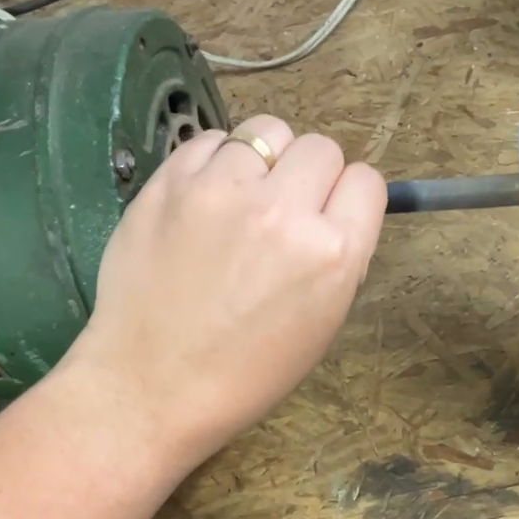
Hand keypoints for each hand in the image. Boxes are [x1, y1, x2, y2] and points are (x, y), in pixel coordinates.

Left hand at [64, 116, 385, 463]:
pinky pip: (212, 140)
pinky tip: (206, 202)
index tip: (331, 218)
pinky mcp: (170, 182)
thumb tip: (334, 213)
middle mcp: (284, 211)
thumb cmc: (246, 375)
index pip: (366, 182)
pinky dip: (217, 163)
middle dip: (311, 177)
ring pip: (267, 132)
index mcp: (333, 256)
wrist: (152, 387)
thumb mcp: (321, 326)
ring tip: (243, 200)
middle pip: (320, 148)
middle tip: (285, 212)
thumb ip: (337, 259)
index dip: (350, 200)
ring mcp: (222, 190)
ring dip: (265, 161)